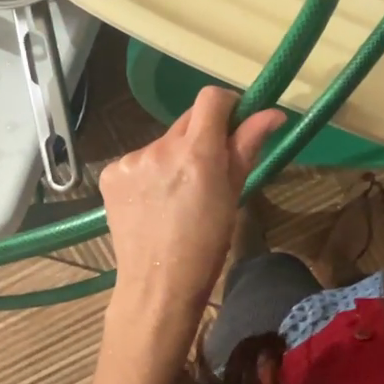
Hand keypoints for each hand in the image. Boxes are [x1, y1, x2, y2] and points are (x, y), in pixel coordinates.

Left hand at [102, 87, 284, 314]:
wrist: (158, 284)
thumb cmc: (206, 245)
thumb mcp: (233, 195)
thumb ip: (247, 147)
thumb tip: (273, 112)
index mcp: (196, 153)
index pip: (211, 99)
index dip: (227, 106)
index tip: (233, 127)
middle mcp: (160, 148)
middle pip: (187, 120)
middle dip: (201, 137)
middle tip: (208, 172)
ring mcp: (131, 160)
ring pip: (163, 143)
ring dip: (174, 157)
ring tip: (177, 197)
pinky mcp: (110, 173)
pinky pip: (139, 161)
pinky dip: (149, 174)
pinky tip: (153, 203)